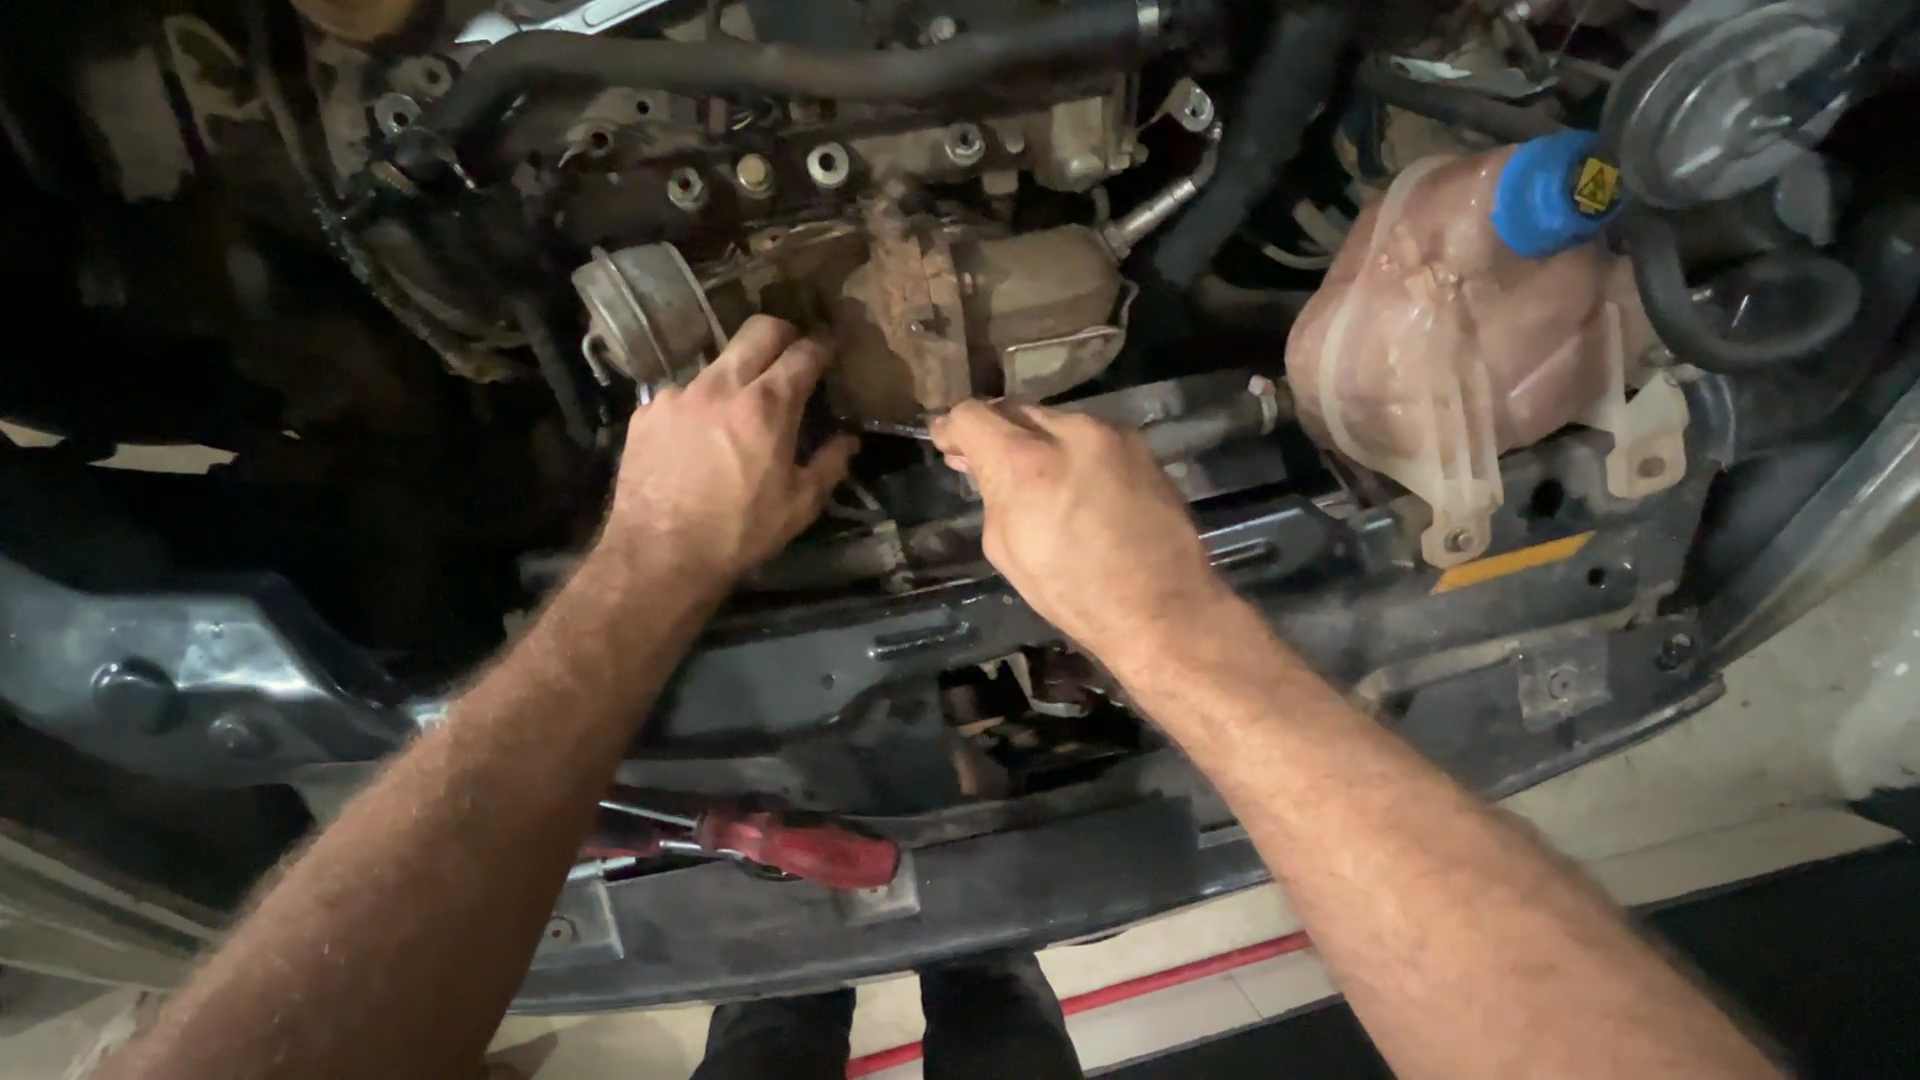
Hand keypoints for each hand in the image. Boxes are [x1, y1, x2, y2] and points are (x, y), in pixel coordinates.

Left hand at [600, 316, 856, 581]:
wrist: (660, 554)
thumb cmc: (741, 532)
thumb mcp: (800, 505)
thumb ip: (829, 465)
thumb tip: (848, 440)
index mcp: (766, 406)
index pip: (803, 353)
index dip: (824, 344)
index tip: (833, 343)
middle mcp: (721, 386)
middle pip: (758, 330)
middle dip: (784, 332)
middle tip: (794, 349)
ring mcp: (679, 395)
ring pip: (718, 363)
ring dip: (739, 373)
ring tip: (742, 404)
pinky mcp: (647, 412)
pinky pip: (684, 394)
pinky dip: (701, 405)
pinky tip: (700, 435)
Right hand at [931, 401, 1232, 663]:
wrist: (1162, 606)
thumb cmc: (1072, 592)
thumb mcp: (1006, 548)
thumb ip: (990, 494)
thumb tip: (981, 465)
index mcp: (1027, 462)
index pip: (971, 415)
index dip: (951, 429)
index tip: (947, 444)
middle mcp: (1070, 431)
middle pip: (1015, 410)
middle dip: (996, 433)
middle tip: (985, 462)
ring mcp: (1111, 433)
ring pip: (1055, 421)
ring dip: (1036, 441)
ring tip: (1036, 477)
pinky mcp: (1141, 445)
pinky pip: (1090, 436)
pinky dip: (1072, 452)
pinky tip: (1076, 485)